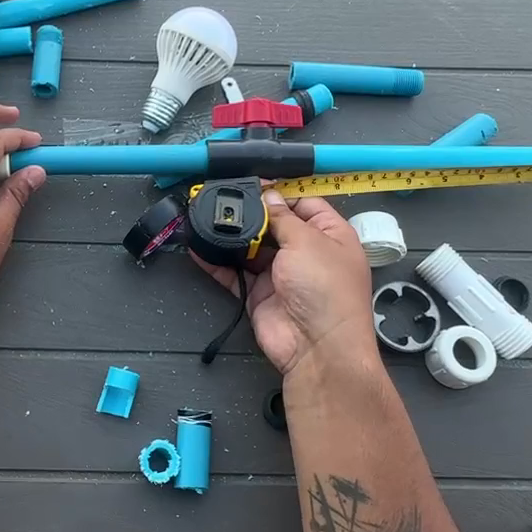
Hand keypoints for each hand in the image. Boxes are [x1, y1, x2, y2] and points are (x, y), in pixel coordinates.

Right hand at [196, 191, 376, 377]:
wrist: (317, 348)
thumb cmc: (327, 291)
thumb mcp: (307, 241)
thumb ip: (282, 217)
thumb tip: (268, 197)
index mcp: (331, 235)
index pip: (305, 203)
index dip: (281, 192)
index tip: (254, 183)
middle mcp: (307, 253)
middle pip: (275, 224)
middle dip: (253, 214)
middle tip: (225, 199)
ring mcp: (282, 274)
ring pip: (253, 248)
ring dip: (233, 236)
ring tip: (210, 218)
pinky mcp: (259, 293)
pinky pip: (235, 273)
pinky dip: (217, 262)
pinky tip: (200, 248)